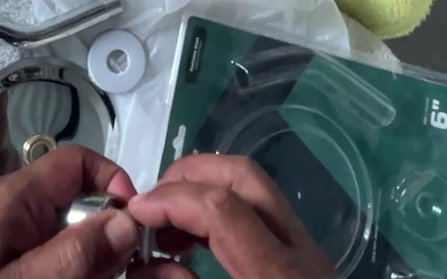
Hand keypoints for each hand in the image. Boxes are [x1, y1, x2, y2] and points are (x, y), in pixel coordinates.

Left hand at [0, 145, 141, 278]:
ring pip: (59, 245)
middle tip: (136, 278)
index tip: (139, 231)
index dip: (113, 185)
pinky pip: (36, 264)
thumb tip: (126, 219)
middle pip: (73, 210)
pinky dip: (61, 276)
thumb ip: (75, 255)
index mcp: (12, 199)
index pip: (75, 163)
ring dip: (87, 268)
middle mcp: (5, 212)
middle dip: (107, 243)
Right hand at [126, 154, 333, 278]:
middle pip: (245, 177)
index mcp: (278, 278)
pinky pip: (263, 216)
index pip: (222, 208)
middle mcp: (301, 253)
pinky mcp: (310, 264)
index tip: (135, 214)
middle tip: (152, 205)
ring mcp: (311, 254)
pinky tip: (198, 243)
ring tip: (169, 226)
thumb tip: (146, 265)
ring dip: (206, 190)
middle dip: (190, 177)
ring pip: (257, 189)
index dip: (172, 200)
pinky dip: (225, 212)